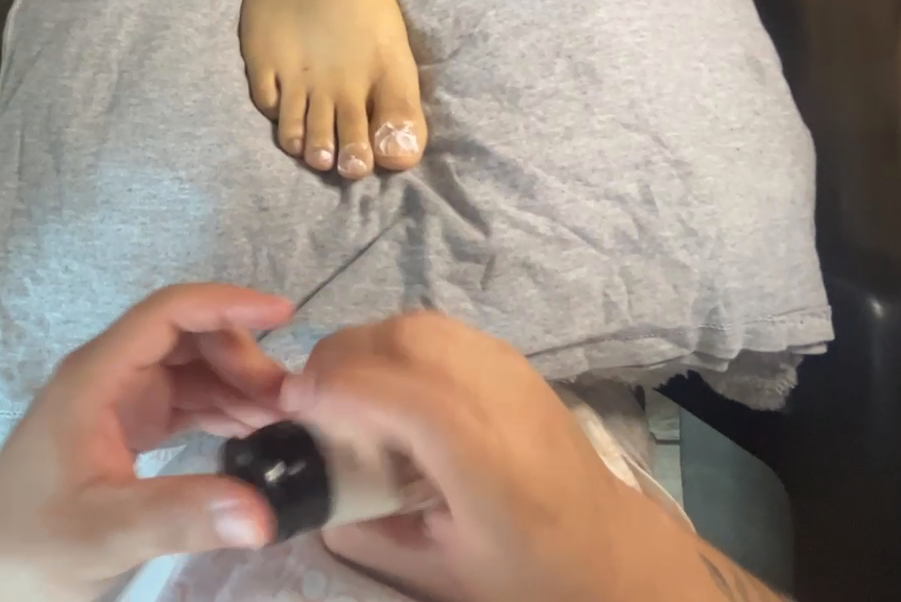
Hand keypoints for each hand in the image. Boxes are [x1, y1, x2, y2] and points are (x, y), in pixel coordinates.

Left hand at [0, 285, 295, 601]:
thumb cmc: (27, 549)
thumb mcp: (103, 535)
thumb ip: (180, 517)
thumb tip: (264, 511)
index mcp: (97, 375)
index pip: (168, 313)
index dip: (226, 304)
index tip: (282, 314)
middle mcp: (110, 375)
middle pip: (186, 336)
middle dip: (239, 355)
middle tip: (286, 399)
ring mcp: (118, 401)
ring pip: (189, 368)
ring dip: (235, 384)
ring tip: (282, 418)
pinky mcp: (126, 428)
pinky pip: (183, 401)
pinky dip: (220, 409)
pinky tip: (252, 433)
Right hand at [280, 311, 645, 601]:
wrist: (610, 550)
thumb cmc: (529, 575)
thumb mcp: (438, 572)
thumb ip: (363, 531)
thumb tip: (308, 483)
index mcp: (486, 461)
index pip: (402, 396)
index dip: (337, 389)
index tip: (290, 403)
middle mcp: (498, 396)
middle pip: (402, 343)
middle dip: (339, 361)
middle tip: (308, 398)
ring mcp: (506, 366)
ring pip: (413, 325)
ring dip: (364, 347)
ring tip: (343, 388)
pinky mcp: (507, 355)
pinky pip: (433, 328)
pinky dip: (393, 343)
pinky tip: (387, 380)